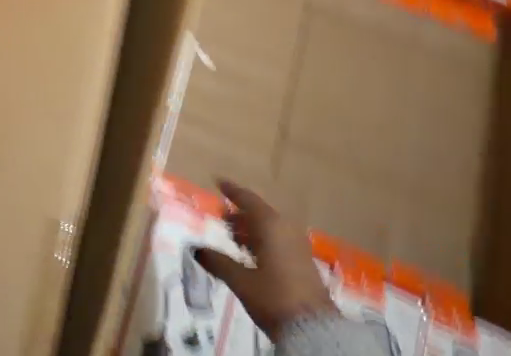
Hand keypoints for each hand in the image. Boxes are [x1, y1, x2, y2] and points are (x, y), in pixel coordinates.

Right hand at [192, 180, 335, 338]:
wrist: (314, 329)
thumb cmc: (274, 297)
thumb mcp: (241, 281)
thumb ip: (217, 262)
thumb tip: (195, 249)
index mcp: (270, 225)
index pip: (248, 199)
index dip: (232, 191)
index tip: (218, 182)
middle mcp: (285, 228)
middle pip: (259, 213)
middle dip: (239, 215)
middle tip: (221, 220)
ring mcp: (297, 245)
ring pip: (269, 228)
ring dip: (251, 229)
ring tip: (232, 239)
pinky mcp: (303, 261)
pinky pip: (278, 240)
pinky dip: (262, 241)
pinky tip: (251, 256)